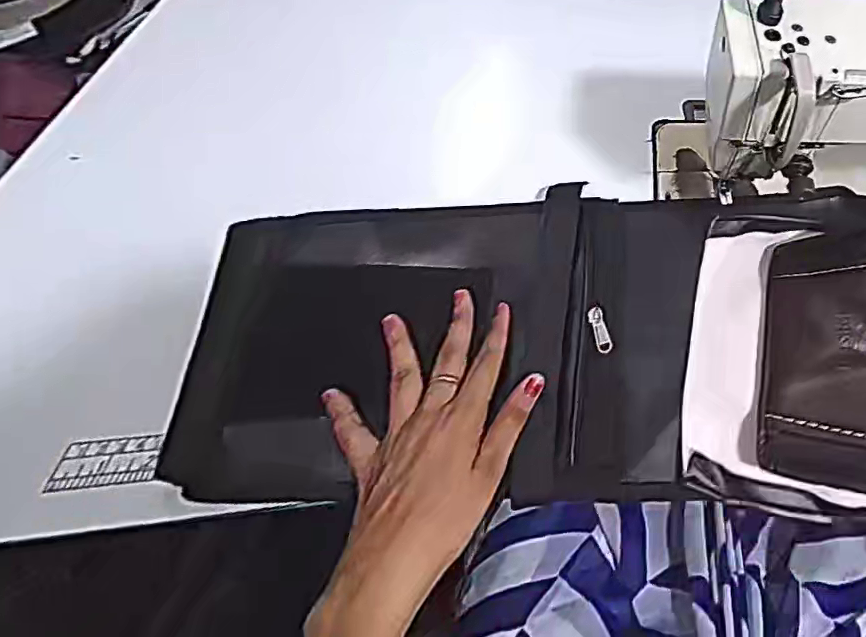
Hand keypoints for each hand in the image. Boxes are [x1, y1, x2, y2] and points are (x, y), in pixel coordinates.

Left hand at [305, 291, 542, 636]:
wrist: (387, 567)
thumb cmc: (441, 526)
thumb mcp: (491, 474)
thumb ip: (511, 423)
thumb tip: (532, 384)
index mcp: (461, 423)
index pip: (485, 367)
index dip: (495, 335)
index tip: (501, 312)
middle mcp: (428, 421)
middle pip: (447, 363)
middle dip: (457, 326)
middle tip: (461, 299)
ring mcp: (397, 437)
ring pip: (401, 381)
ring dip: (399, 348)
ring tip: (393, 322)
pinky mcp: (371, 461)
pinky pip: (353, 431)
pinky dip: (342, 411)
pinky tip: (333, 395)